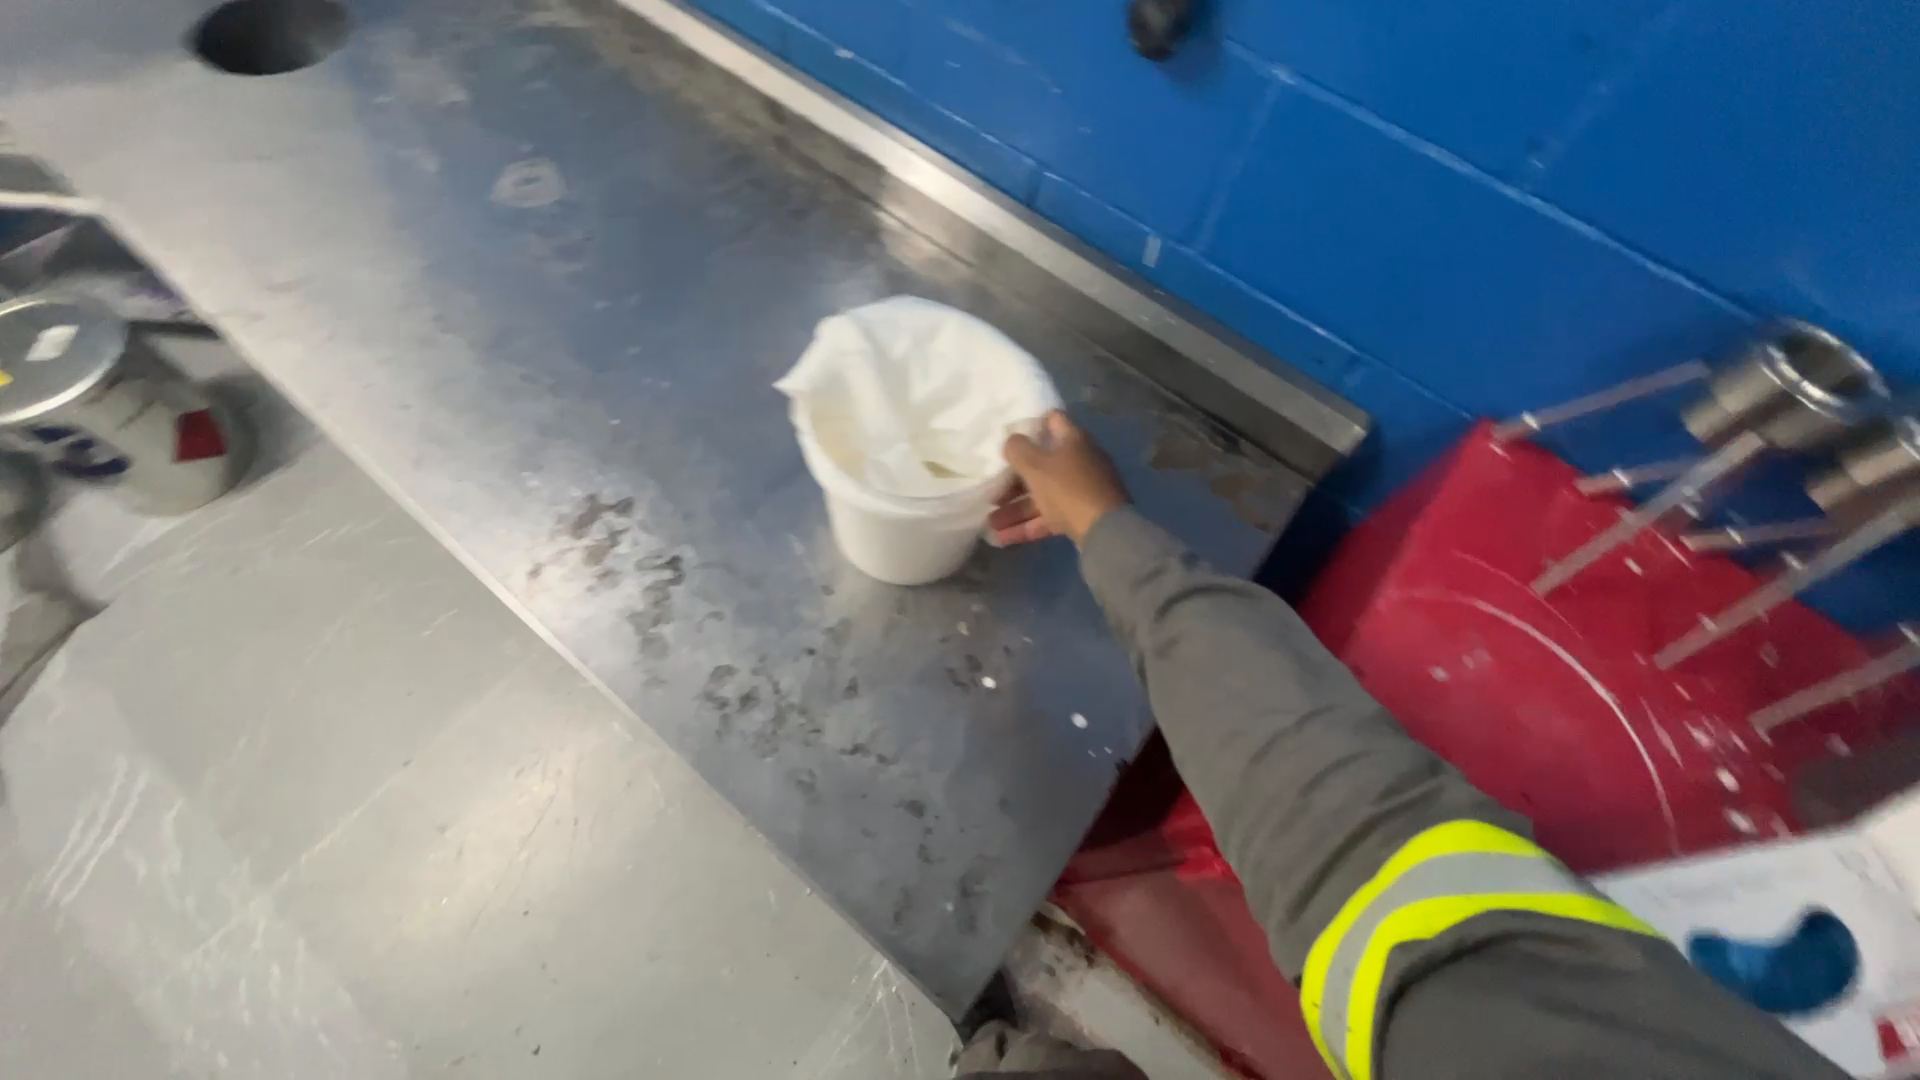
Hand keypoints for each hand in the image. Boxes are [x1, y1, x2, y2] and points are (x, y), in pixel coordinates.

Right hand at [991, 410, 1129, 545]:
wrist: (1105, 531)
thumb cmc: (1068, 489)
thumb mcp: (1036, 466)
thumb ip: (1018, 449)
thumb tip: (1011, 440)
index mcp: (1073, 440)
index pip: (1052, 420)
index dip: (1031, 425)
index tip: (1008, 437)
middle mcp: (1079, 461)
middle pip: (1041, 465)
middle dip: (1013, 482)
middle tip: (991, 494)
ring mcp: (1081, 490)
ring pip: (1042, 496)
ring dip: (1015, 509)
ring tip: (990, 523)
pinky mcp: (1081, 516)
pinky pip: (1049, 518)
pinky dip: (1027, 526)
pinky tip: (1002, 538)